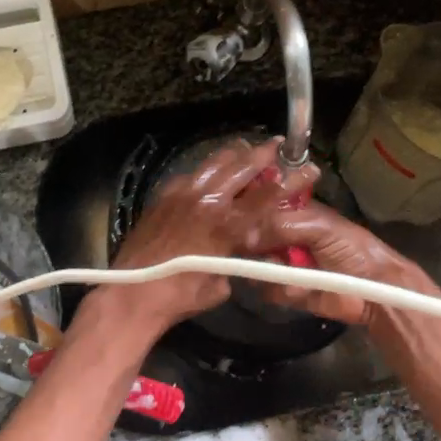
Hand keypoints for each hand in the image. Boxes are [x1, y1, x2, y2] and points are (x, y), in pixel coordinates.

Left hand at [88, 139, 318, 338]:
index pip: (268, 195)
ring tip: (245, 149)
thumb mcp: (220, 284)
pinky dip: (205, 172)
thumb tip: (238, 254)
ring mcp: (182, 194)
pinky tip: (209, 175)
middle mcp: (207, 201)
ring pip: (214, 163)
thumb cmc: (180, 296)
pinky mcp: (163, 195)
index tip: (308, 169)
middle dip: (263, 154)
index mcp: (228, 225)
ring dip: (233, 155)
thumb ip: (235, 262)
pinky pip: (190, 175)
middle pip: (242, 166)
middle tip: (277, 145)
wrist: (133, 292)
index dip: (292, 180)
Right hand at [254, 204, 439, 323]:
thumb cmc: (352, 249)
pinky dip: (282, 291)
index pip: (260, 208)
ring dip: (271, 270)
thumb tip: (246, 236)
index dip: (247, 214)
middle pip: (252, 238)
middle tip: (267, 251)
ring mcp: (284, 265)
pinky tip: (301, 290)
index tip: (239, 221)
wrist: (374, 290)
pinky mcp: (287, 292)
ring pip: (257, 265)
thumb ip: (283, 224)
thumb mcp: (320, 226)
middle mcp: (284, 237)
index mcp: (294, 214)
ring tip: (292, 273)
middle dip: (254, 246)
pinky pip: (269, 291)